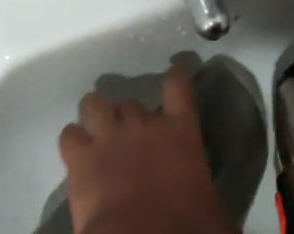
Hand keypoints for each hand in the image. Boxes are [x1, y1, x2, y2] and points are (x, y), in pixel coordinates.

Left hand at [58, 67, 230, 233]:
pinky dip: (74, 141)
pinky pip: (69, 134)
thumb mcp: (213, 211)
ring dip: (96, 115)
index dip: (175, 77)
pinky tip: (78, 153)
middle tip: (131, 139)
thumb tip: (225, 220)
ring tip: (98, 131)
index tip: (174, 75)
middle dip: (129, 118)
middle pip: (130, 102)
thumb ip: (210, 195)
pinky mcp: (80, 157)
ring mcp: (108, 136)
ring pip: (94, 103)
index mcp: (180, 132)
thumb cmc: (188, 229)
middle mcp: (142, 124)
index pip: (179, 85)